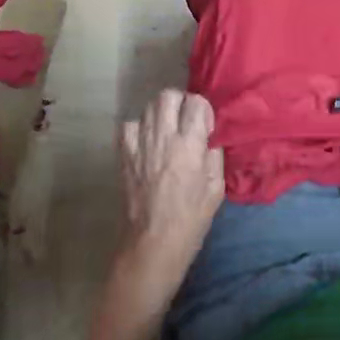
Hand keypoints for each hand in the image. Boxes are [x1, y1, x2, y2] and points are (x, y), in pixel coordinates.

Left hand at [117, 90, 224, 285]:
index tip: (206, 126)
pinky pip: (129, 126)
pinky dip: (140, 128)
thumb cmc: (190, 219)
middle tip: (186, 120)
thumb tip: (210, 137)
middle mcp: (163, 137)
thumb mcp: (215, 188)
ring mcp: (139, 144)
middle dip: (181, 102)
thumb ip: (214, 155)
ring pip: (148, 106)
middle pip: (168, 96)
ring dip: (162, 113)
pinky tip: (148, 142)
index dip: (204, 109)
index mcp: (189, 144)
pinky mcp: (124, 155)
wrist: (152, 244)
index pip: (196, 102)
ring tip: (168, 130)